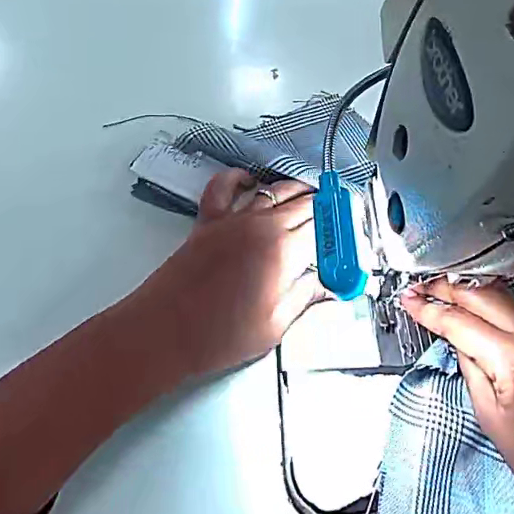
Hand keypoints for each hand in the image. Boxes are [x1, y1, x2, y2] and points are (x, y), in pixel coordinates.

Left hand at [124, 169, 321, 379]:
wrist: (165, 330)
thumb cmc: (218, 334)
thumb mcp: (276, 324)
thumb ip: (306, 297)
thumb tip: (327, 287)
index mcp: (283, 251)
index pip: (324, 231)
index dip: (339, 235)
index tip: (347, 242)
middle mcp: (260, 226)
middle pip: (304, 204)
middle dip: (324, 209)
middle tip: (334, 221)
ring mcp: (233, 219)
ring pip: (273, 190)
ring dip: (294, 191)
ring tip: (308, 199)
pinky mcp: (209, 220)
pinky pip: (225, 186)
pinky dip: (240, 178)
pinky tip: (250, 182)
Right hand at [397, 279, 513, 495]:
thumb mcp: (489, 415)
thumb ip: (469, 366)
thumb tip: (456, 338)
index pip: (459, 320)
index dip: (427, 308)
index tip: (409, 301)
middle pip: (479, 293)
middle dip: (443, 287)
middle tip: (417, 288)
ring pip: (499, 293)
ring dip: (466, 288)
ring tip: (439, 290)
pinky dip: (490, 300)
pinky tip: (474, 305)